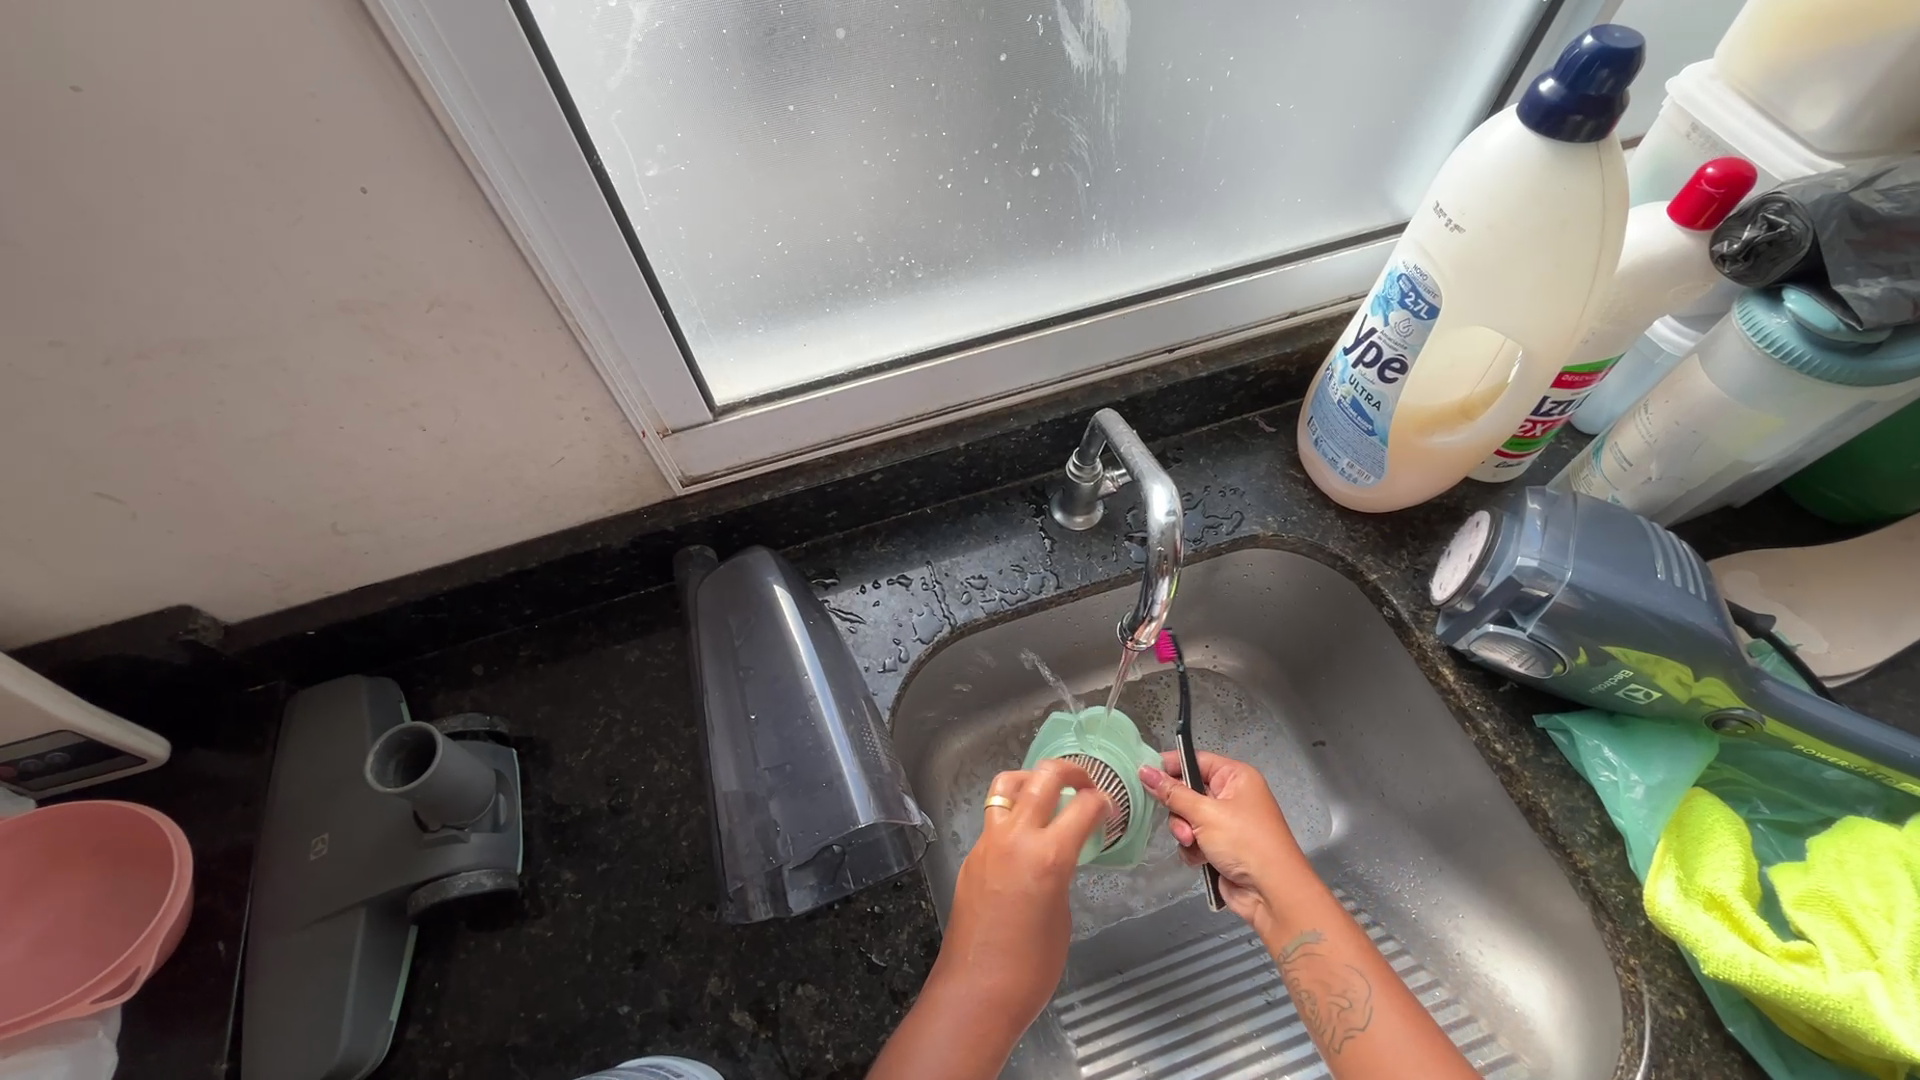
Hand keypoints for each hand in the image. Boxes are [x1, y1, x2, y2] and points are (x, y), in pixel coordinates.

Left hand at [932, 759, 1110, 1031]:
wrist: (976, 991)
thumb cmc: (1031, 968)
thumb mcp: (1062, 915)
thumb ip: (1062, 873)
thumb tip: (1060, 858)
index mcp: (1048, 856)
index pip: (1083, 806)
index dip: (1102, 801)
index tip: (1108, 806)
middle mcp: (1016, 838)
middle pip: (1043, 777)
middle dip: (1070, 771)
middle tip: (1084, 783)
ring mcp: (988, 843)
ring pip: (1007, 785)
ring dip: (1031, 780)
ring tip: (1048, 794)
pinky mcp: (972, 855)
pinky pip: (994, 818)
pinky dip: (1012, 813)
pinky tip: (1025, 836)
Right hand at [1139, 751, 1308, 936]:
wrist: (1272, 893)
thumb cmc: (1244, 842)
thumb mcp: (1205, 813)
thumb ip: (1172, 793)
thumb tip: (1144, 770)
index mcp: (1236, 777)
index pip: (1195, 760)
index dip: (1170, 766)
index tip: (1145, 773)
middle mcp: (1232, 796)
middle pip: (1188, 790)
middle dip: (1180, 810)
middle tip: (1183, 824)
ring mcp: (1227, 822)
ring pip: (1187, 817)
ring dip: (1184, 832)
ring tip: (1192, 844)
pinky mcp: (1221, 846)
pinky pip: (1194, 838)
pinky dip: (1193, 848)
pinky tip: (1200, 859)